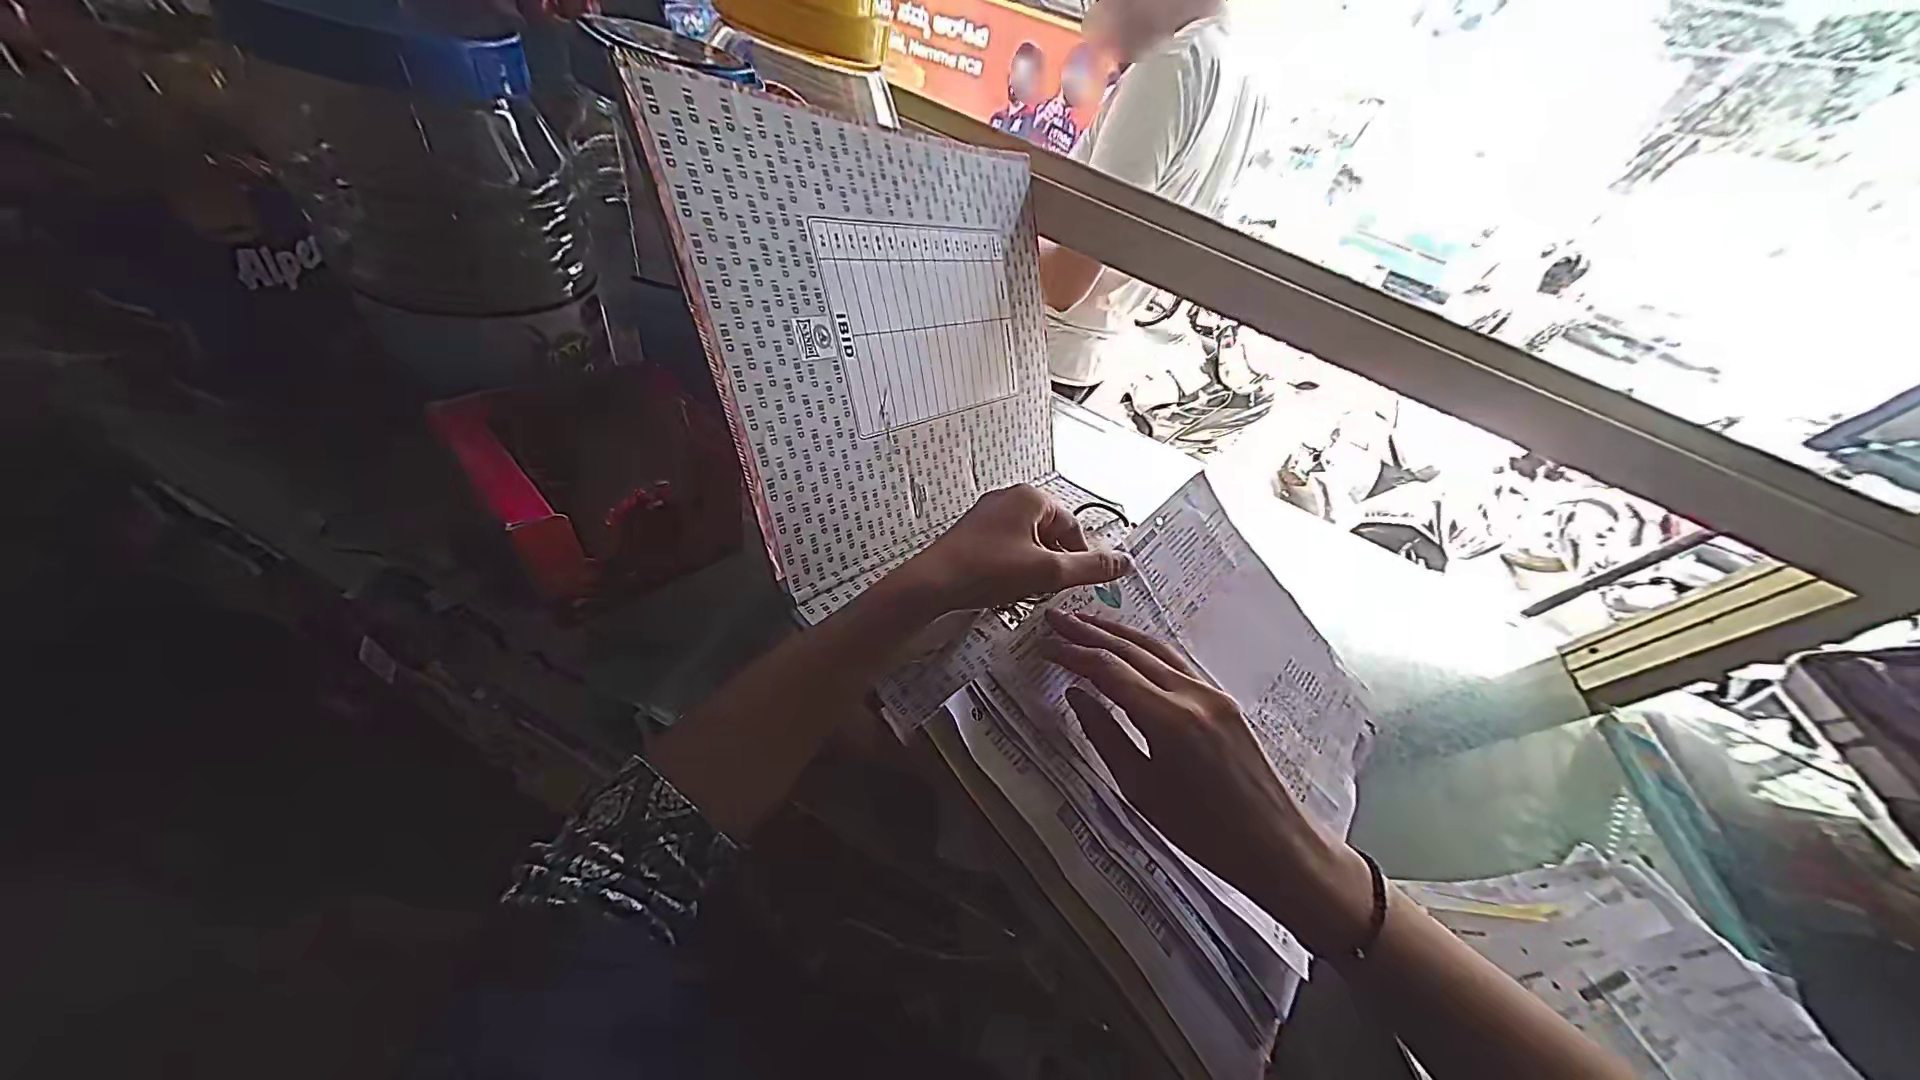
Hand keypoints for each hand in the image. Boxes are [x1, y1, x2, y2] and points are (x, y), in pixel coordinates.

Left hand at [893, 485, 1130, 614]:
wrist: (931, 584)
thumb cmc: (983, 570)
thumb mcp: (1048, 572)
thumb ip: (1090, 568)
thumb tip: (1123, 562)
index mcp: (1030, 497)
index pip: (1073, 526)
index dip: (1081, 557)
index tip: (1080, 580)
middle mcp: (1009, 499)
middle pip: (1051, 534)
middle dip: (1054, 563)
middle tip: (1049, 587)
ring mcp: (988, 515)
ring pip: (1028, 544)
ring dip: (1033, 569)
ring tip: (1023, 590)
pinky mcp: (973, 534)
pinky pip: (1006, 549)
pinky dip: (1013, 569)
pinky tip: (1004, 589)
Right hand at [1038, 608, 1373, 956]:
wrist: (1278, 845)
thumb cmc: (1204, 831)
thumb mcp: (1140, 788)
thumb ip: (1104, 734)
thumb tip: (1076, 694)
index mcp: (1168, 719)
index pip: (1108, 669)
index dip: (1073, 653)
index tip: (1046, 645)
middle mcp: (1192, 694)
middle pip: (1131, 649)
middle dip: (1090, 630)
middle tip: (1057, 618)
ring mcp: (1211, 693)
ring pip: (1156, 648)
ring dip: (1117, 632)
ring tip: (1086, 621)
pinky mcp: (1223, 699)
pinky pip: (1176, 662)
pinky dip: (1144, 648)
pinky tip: (1128, 646)